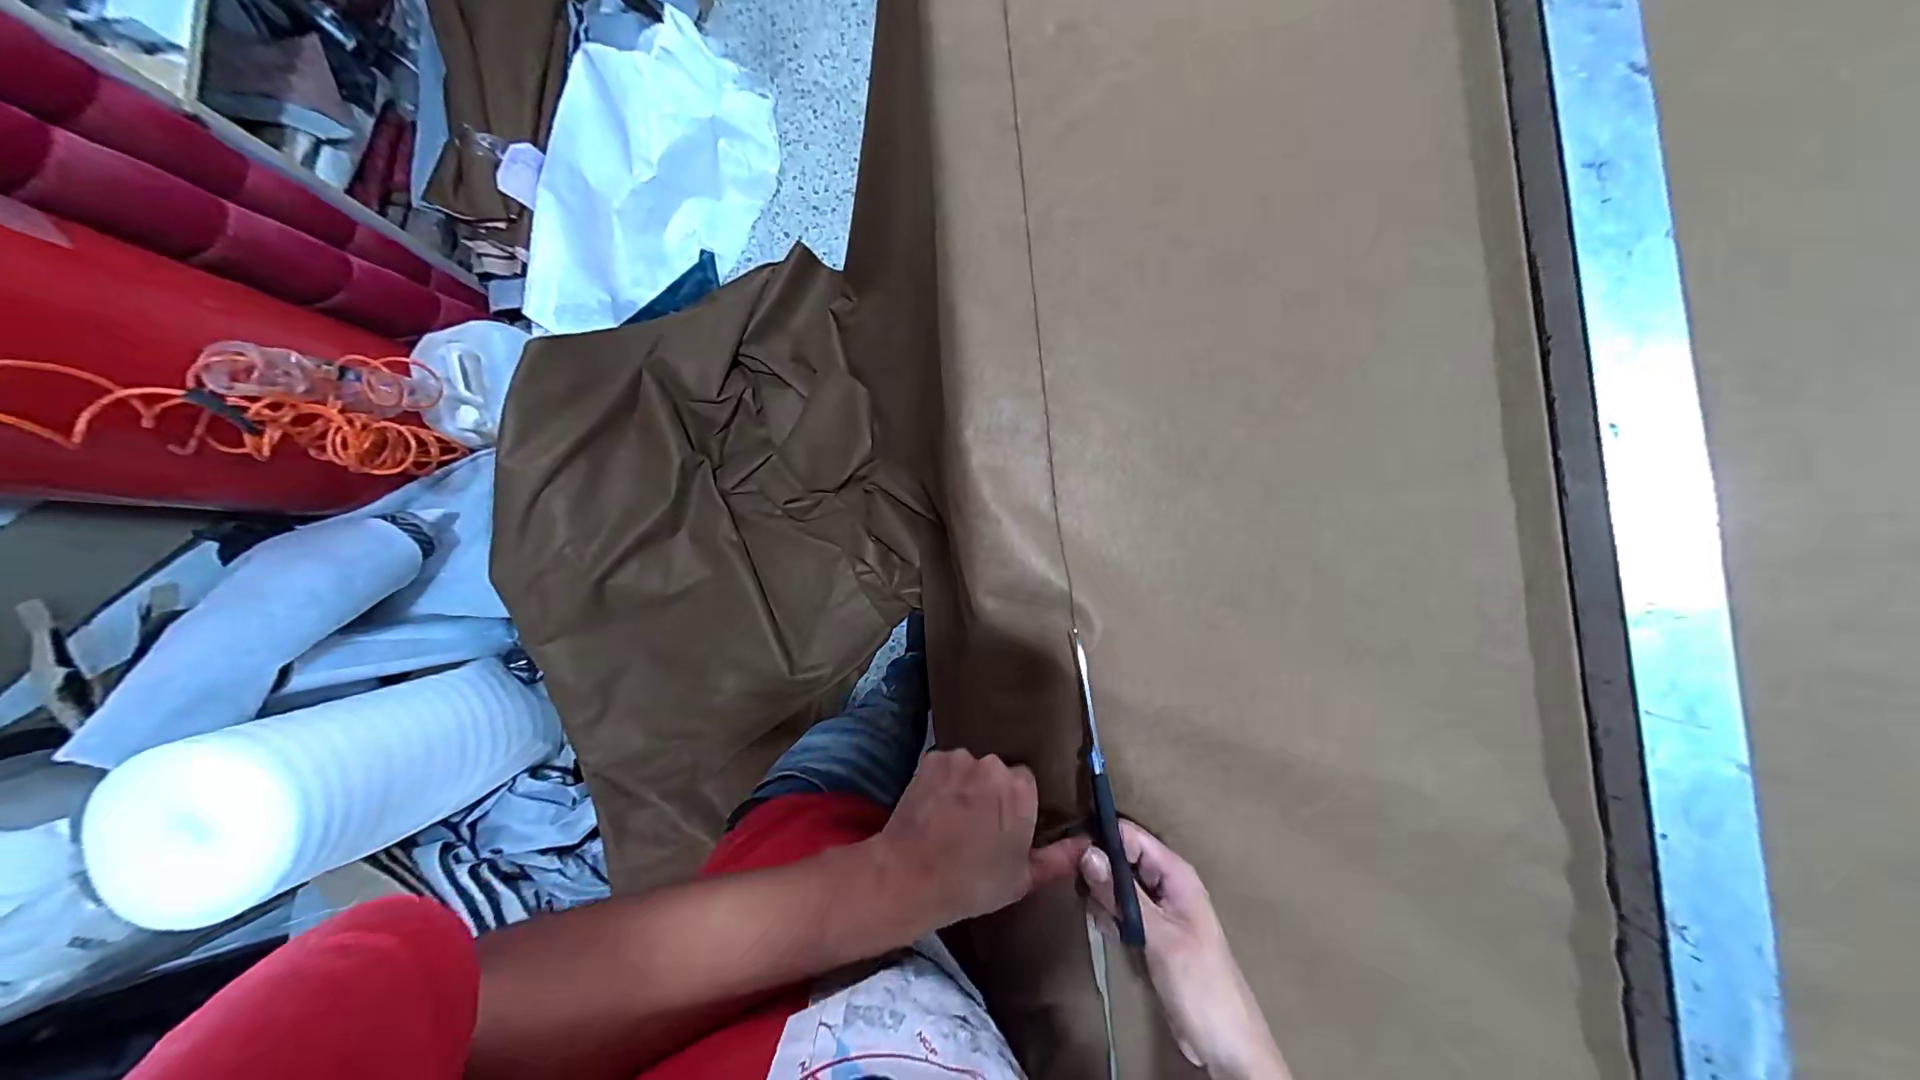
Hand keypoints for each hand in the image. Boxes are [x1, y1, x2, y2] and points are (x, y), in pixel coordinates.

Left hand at [867, 750, 1089, 935]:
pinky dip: (943, 781)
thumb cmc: (971, 883)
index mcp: (1021, 789)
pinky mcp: (931, 759)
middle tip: (978, 824)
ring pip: (971, 767)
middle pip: (999, 771)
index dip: (1017, 806)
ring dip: (967, 784)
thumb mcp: (1022, 879)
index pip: (1027, 784)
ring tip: (952, 816)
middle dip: (992, 792)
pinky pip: (946, 765)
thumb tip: (1089, 843)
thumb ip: (1059, 858)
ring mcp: (960, 759)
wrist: (910, 876)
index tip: (1006, 827)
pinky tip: (935, 806)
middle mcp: (993, 765)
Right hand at [1082, 821, 1290, 1079]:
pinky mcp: (1151, 931)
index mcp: (1176, 873)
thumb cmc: (1200, 985)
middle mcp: (1166, 882)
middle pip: (1121, 857)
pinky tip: (1109, 932)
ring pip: (1117, 883)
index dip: (1102, 840)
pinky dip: (1110, 917)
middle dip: (1099, 872)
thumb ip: (1121, 894)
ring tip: (1105, 921)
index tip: (1074, 855)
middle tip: (1088, 896)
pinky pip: (1121, 909)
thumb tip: (1087, 852)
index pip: (1130, 835)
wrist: (1226, 1045)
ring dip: (1103, 899)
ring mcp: (1158, 907)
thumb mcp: (1158, 936)